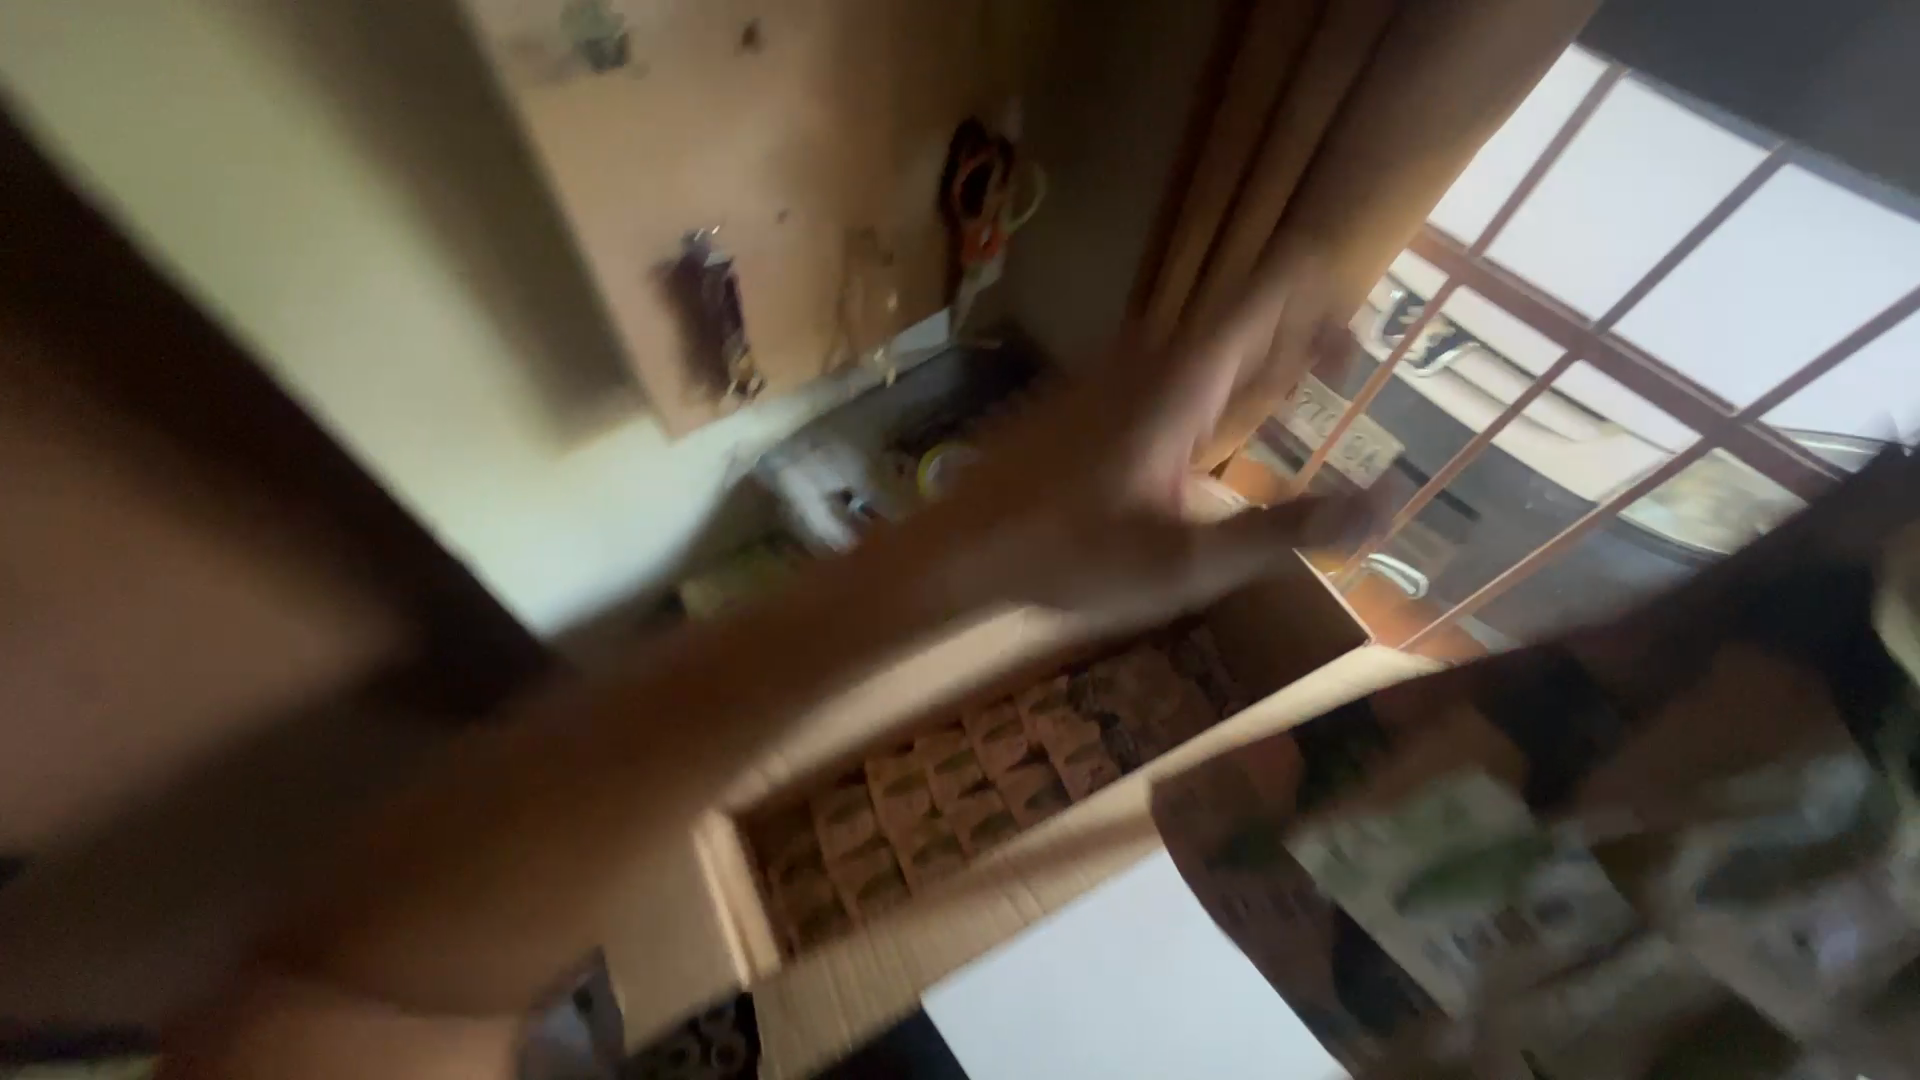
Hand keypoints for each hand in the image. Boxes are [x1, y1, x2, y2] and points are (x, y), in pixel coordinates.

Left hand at [906, 268, 1383, 629]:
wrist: (961, 550)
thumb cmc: (1070, 555)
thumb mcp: (1186, 561)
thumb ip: (1284, 530)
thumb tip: (1386, 506)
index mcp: (1180, 380)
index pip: (1269, 290)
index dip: (1324, 296)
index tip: (1359, 341)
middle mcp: (1143, 360)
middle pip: (1236, 314)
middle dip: (1294, 335)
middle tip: (1335, 375)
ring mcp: (1102, 376)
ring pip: (1193, 344)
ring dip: (1245, 361)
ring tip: (1281, 402)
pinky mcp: (1075, 401)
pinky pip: (1153, 370)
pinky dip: (1196, 384)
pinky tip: (1194, 438)